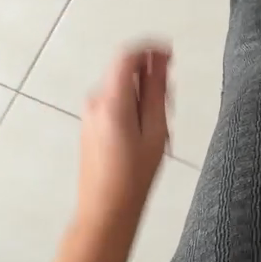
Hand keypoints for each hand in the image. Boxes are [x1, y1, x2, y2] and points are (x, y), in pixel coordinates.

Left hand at [78, 43, 170, 222]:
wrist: (105, 212)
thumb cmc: (133, 177)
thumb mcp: (155, 130)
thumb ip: (157, 91)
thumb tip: (160, 62)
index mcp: (111, 101)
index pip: (127, 56)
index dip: (151, 50)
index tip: (171, 56)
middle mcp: (95, 102)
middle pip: (126, 71)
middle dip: (151, 78)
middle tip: (169, 103)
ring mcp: (90, 114)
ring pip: (122, 87)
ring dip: (144, 95)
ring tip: (160, 126)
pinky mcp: (90, 125)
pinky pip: (115, 101)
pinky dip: (133, 106)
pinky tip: (146, 133)